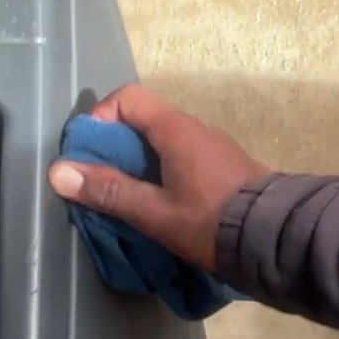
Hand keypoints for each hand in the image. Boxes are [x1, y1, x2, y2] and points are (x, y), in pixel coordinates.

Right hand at [47, 84, 271, 272]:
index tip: (91, 155)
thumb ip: (110, 191)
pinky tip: (167, 204)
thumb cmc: (213, 223)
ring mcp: (220, 149)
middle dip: (119, 148)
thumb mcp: (156, 213)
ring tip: (134, 198)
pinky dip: (171, 173)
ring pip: (170, 144)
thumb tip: (59, 172)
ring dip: (146, 164)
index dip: (101, 119)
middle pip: (148, 122)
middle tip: (106, 183)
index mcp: (179, 130)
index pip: (129, 98)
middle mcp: (201, 130)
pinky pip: (191, 160)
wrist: (278, 239)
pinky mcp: (233, 169)